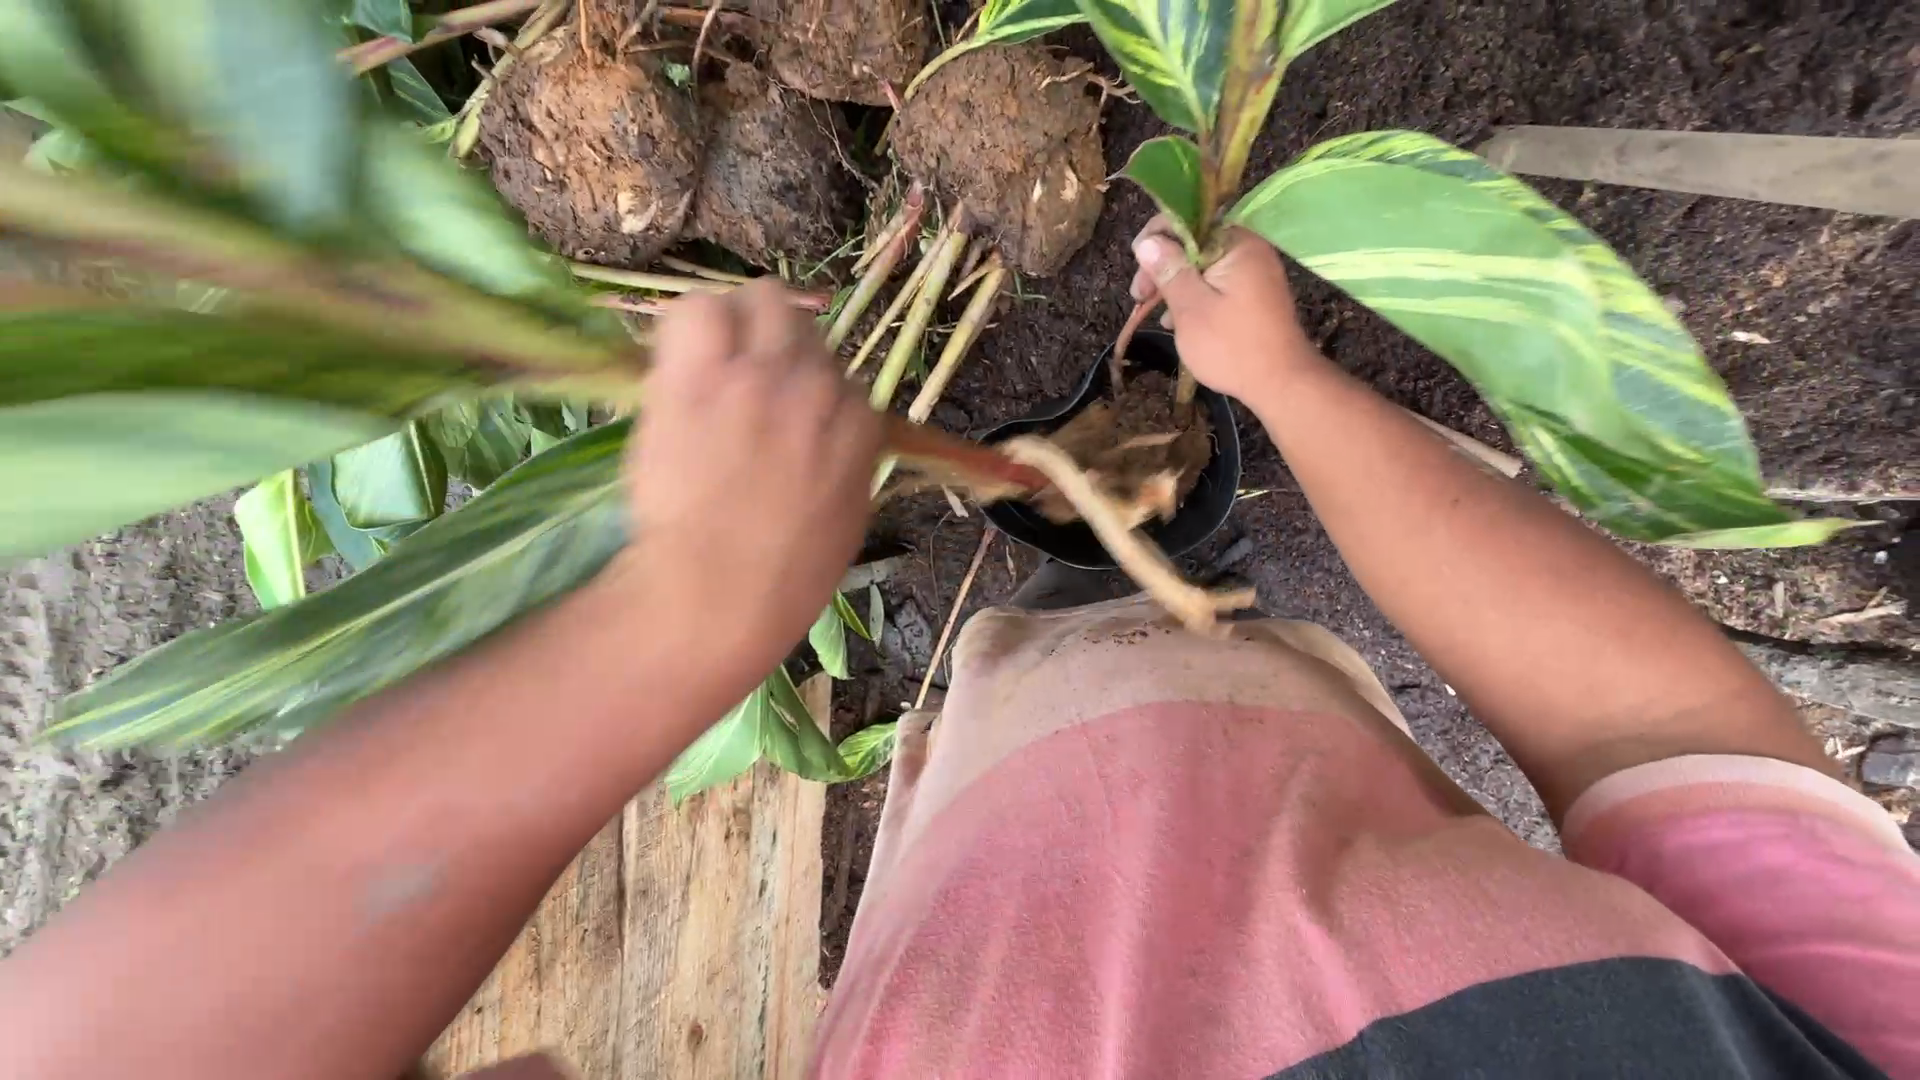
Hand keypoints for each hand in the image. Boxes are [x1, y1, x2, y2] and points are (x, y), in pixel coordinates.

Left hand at [615, 281, 883, 701]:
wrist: (716, 598)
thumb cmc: (786, 582)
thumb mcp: (846, 522)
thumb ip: (847, 465)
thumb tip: (830, 441)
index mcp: (860, 429)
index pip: (844, 380)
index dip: (810, 396)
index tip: (784, 420)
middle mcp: (818, 389)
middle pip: (807, 329)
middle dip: (782, 349)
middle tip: (748, 382)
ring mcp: (757, 376)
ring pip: (761, 300)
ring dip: (742, 325)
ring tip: (714, 363)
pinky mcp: (697, 376)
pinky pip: (698, 310)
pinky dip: (692, 328)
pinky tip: (682, 364)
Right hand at [1128, 220, 1325, 401]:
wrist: (1280, 382)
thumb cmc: (1231, 346)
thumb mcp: (1190, 308)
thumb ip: (1169, 271)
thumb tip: (1146, 242)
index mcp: (1235, 243)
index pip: (1185, 222)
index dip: (1154, 244)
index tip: (1138, 279)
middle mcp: (1248, 249)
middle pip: (1192, 244)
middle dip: (1162, 268)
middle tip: (1139, 299)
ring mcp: (1254, 272)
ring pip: (1202, 266)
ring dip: (1175, 286)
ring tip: (1157, 315)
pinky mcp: (1254, 294)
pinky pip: (1217, 284)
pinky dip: (1195, 297)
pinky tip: (1178, 321)